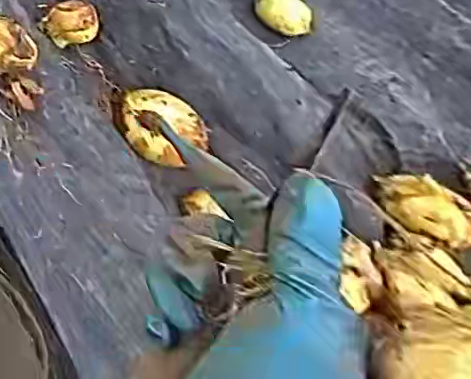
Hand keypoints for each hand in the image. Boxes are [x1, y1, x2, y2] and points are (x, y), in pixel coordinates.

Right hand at [141, 116, 366, 378]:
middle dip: (197, 242)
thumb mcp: (299, 319)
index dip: (222, 178)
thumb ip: (301, 252)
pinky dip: (161, 299)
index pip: (264, 214)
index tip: (174, 140)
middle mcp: (266, 296)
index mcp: (306, 293)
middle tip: (202, 280)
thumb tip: (309, 183)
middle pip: (214, 226)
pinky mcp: (185, 325)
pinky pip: (162, 280)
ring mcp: (224, 313)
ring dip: (176, 275)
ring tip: (186, 317)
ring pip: (183, 249)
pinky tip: (169, 329)